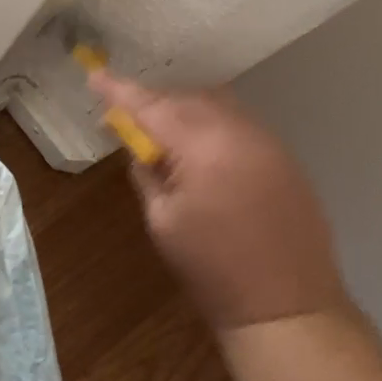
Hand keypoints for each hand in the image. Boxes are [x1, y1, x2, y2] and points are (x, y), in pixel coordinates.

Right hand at [89, 72, 350, 330]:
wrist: (287, 306)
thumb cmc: (211, 266)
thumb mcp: (161, 219)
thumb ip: (147, 171)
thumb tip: (137, 143)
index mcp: (204, 148)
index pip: (151, 106)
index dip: (119, 90)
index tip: (94, 74)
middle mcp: (240, 134)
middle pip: (186, 98)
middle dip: (153, 100)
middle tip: (125, 114)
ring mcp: (269, 144)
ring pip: (217, 105)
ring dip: (184, 109)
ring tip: (161, 129)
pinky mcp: (286, 159)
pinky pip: (239, 123)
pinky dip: (211, 124)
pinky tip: (199, 147)